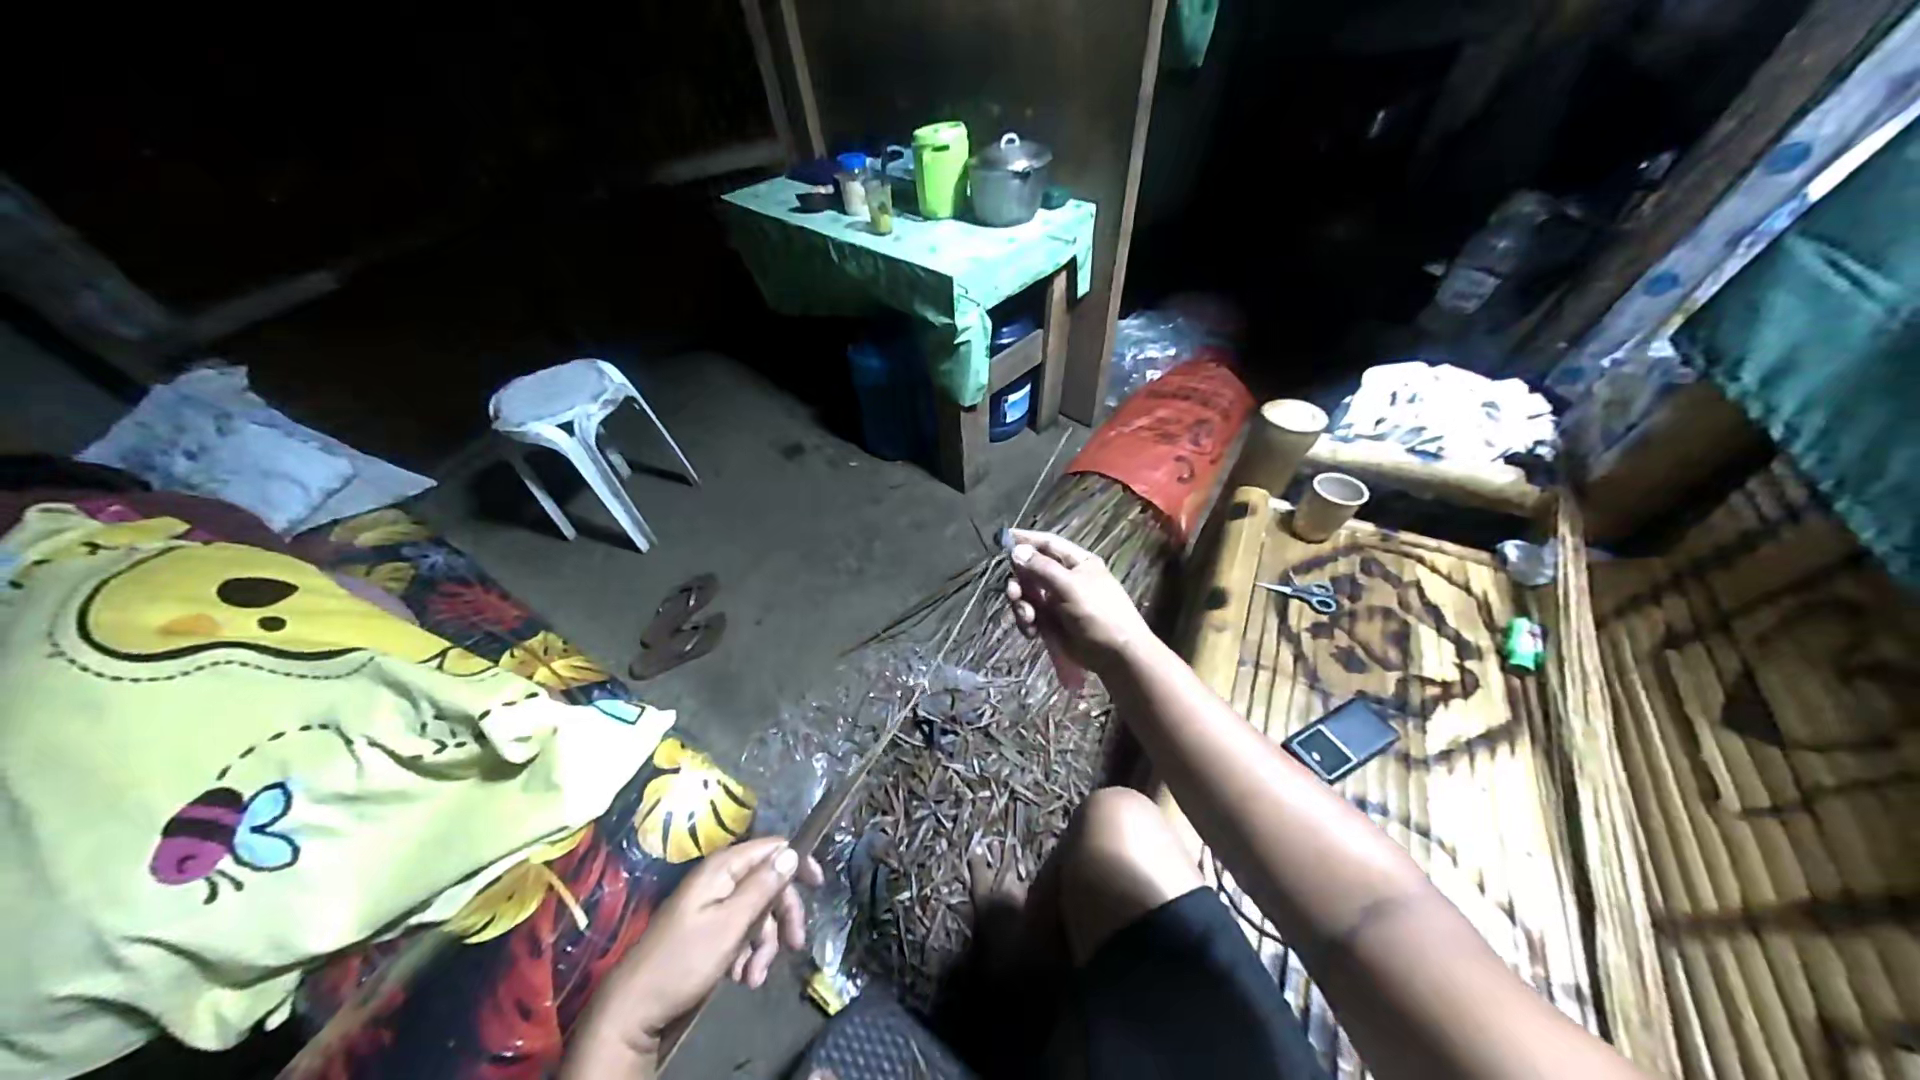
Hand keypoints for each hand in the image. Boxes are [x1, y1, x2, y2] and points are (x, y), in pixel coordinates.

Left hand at [566, 837, 822, 1071]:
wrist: (635, 1010)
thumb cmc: (684, 961)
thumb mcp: (731, 924)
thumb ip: (763, 887)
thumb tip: (792, 852)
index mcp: (722, 869)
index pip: (771, 848)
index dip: (797, 863)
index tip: (818, 886)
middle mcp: (720, 881)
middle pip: (769, 884)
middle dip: (782, 918)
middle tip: (794, 945)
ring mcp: (714, 907)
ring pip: (758, 914)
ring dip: (764, 945)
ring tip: (754, 977)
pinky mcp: (710, 932)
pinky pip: (742, 933)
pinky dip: (748, 955)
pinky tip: (742, 978)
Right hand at [1004, 529, 1152, 676]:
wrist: (1116, 655)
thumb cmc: (1098, 613)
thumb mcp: (1070, 586)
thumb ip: (1041, 568)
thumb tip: (1017, 550)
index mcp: (1077, 563)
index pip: (1048, 544)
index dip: (1026, 539)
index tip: (1002, 538)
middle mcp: (1066, 578)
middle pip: (1032, 571)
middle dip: (1020, 582)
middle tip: (1015, 594)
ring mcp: (1059, 601)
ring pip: (1028, 595)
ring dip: (1022, 605)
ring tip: (1028, 618)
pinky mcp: (1053, 622)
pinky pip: (1032, 615)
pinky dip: (1028, 622)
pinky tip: (1032, 631)